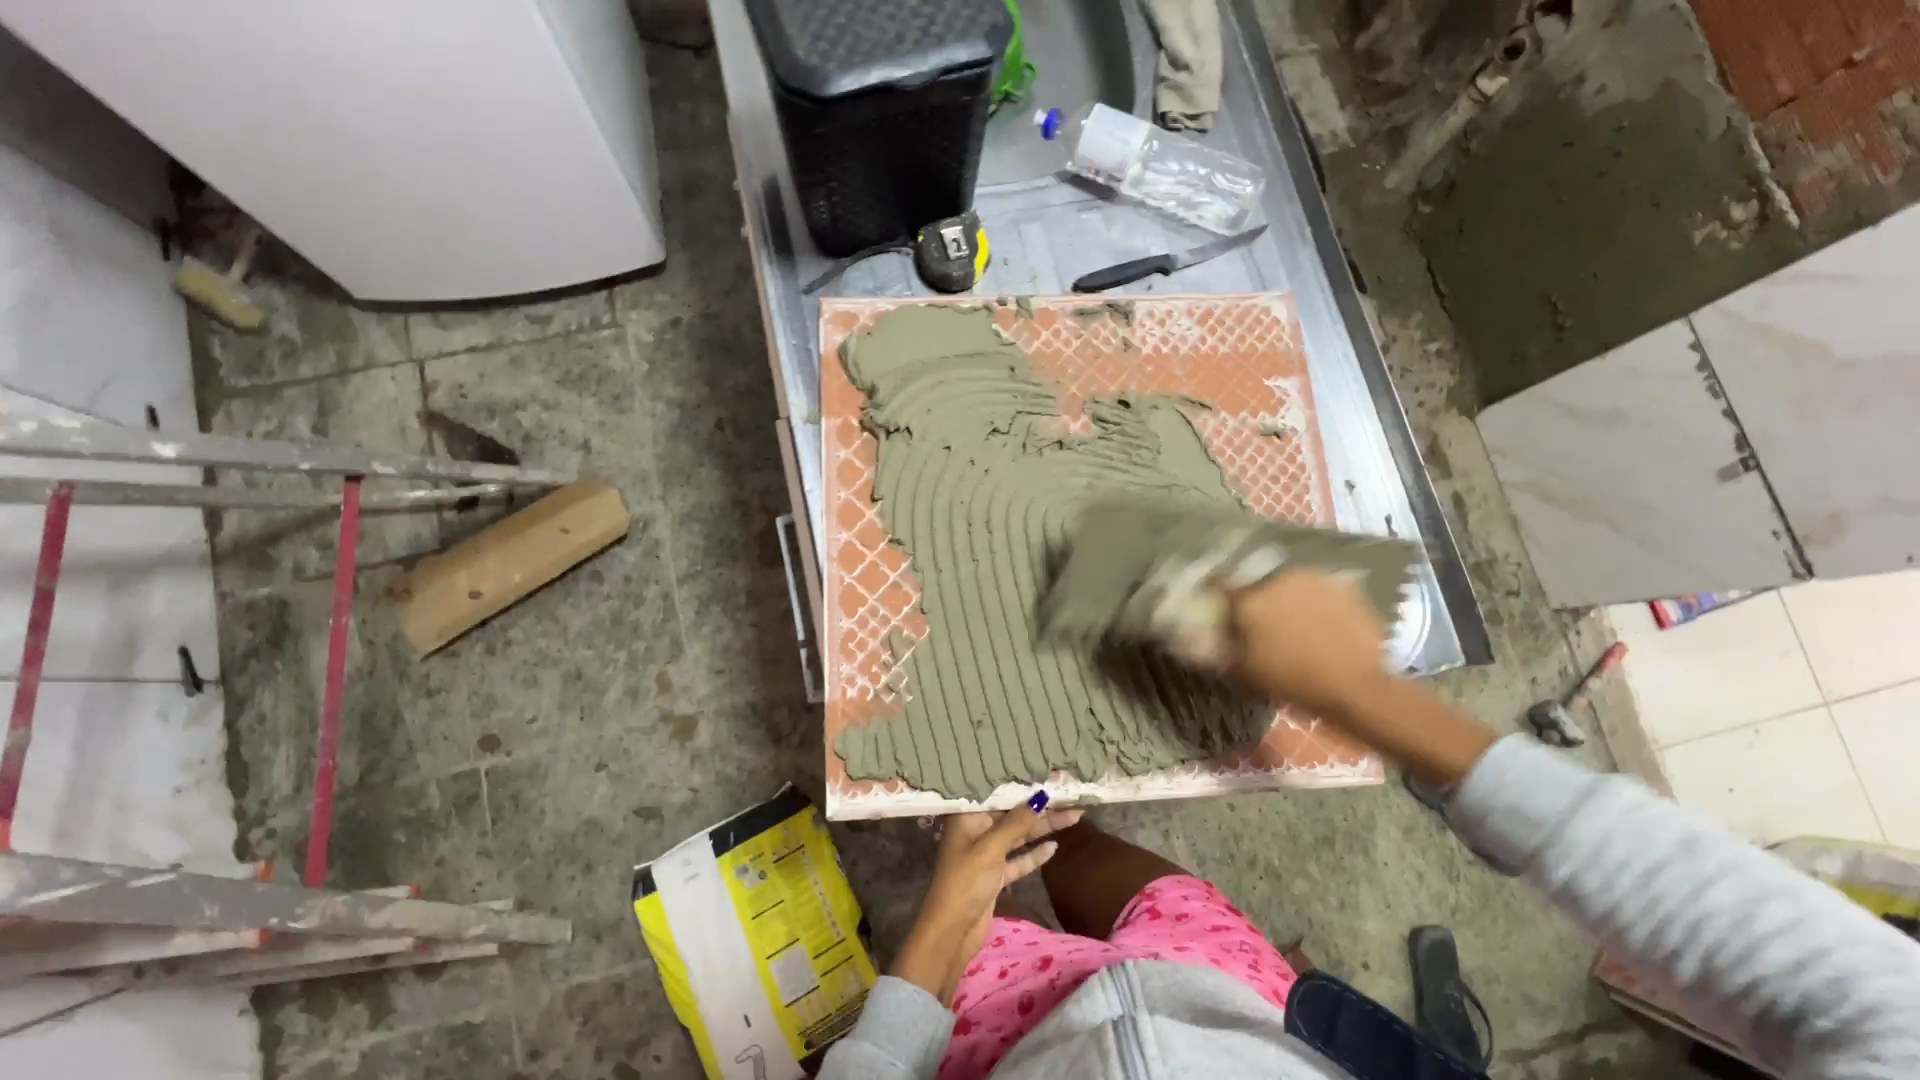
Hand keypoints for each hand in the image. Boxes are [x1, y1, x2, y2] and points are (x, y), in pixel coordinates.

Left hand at [890, 799, 1083, 1005]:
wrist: (951, 931)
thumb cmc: (965, 882)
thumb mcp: (991, 848)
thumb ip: (1017, 823)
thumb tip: (1041, 797)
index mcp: (967, 817)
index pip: (998, 793)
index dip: (1022, 784)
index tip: (1047, 773)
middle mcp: (976, 831)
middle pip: (1012, 814)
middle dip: (1040, 806)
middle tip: (1071, 796)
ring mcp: (987, 854)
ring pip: (1019, 836)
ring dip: (1043, 828)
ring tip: (1074, 816)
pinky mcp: (995, 876)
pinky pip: (1018, 860)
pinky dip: (1034, 854)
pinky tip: (1054, 846)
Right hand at [1227, 569, 1388, 712]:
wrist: (1358, 688)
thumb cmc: (1294, 683)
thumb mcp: (1245, 674)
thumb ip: (1218, 649)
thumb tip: (1194, 637)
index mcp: (1249, 599)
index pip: (1220, 583)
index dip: (1215, 592)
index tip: (1217, 603)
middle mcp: (1279, 579)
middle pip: (1259, 583)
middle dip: (1258, 598)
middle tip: (1264, 623)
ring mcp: (1315, 579)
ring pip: (1291, 584)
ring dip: (1289, 598)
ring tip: (1298, 624)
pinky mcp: (1345, 586)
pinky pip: (1321, 590)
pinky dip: (1318, 602)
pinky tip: (1325, 624)